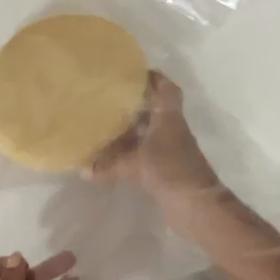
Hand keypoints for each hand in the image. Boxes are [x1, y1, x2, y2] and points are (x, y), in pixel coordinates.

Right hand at [88, 73, 218, 205]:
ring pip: (148, 132)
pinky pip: (144, 152)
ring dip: (131, 129)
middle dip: (133, 104)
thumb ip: (109, 165)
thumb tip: (83, 170)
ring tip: (104, 125)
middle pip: (154, 110)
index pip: (166, 90)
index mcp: (169, 119)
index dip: (154, 79)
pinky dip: (130, 152)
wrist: (196, 205)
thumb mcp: (136, 164)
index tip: (131, 74)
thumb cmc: (170, 171)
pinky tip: (112, 156)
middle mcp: (171, 130)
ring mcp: (169, 149)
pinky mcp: (165, 167)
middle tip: (107, 99)